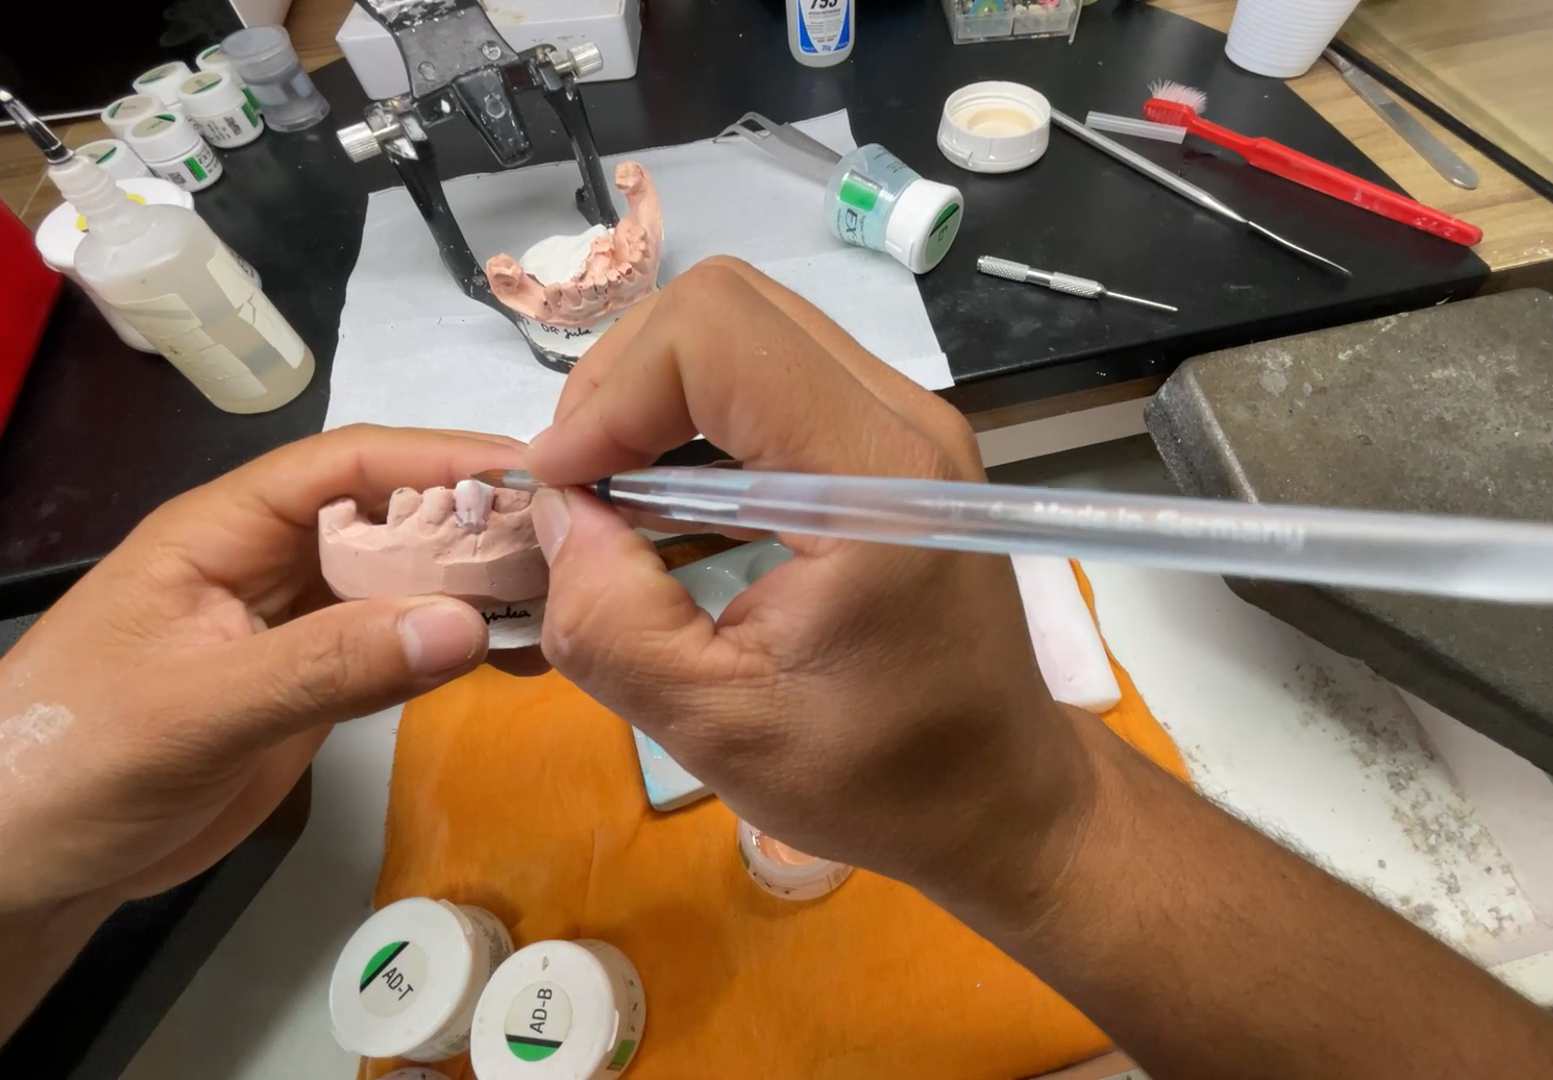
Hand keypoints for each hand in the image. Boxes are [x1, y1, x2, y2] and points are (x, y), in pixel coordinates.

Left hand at [0, 426, 521, 918]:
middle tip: (565, 536)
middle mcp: (278, 560)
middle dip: (475, 520)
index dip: (436, 457)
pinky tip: (515, 652)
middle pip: (395, 516)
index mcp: (228, 531)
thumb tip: (468, 624)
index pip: (346, 465)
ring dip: (479, 584)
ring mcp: (308, 619)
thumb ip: (329, 664)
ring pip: (411, 579)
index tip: (527, 471)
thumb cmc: (68, 770)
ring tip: (557, 593)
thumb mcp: (195, 712)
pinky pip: (409, 642)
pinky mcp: (329, 674)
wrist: (21, 875)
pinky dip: (461, 643)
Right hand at [525, 258, 1095, 907]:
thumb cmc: (879, 773)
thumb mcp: (717, 725)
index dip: (611, 392)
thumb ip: (609, 619)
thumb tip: (556, 511)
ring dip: (658, 395)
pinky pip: (775, 378)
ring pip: (749, 332)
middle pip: (729, 308)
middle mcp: (902, 419)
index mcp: (874, 474)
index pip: (716, 335)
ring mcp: (906, 423)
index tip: (561, 486)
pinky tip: (678, 492)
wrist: (995, 786)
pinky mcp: (894, 445)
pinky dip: (701, 415)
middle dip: (625, 381)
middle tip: (583, 483)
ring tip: (616, 486)